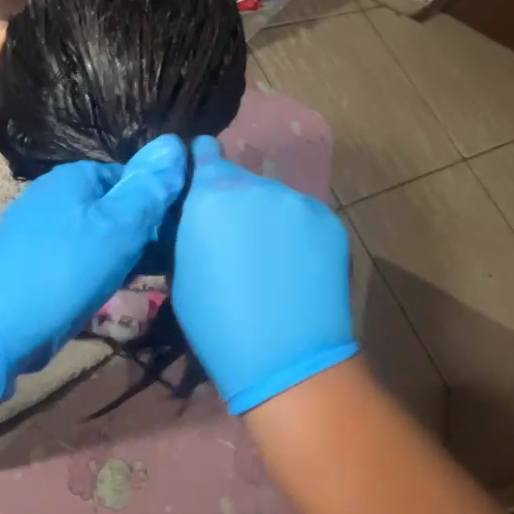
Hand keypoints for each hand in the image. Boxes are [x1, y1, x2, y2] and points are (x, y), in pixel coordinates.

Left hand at [0, 136, 186, 398]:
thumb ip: (149, 190)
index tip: (181, 235)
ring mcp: (42, 228)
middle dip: (142, 232)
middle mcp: (56, 194)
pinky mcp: (37, 260)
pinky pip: (80, 256)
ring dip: (124, 254)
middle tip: (168, 263)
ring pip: (99, 234)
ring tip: (147, 279)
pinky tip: (113, 290)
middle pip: (115, 206)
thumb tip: (175, 143)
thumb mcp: (117, 228)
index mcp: (74, 176)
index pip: (133, 178)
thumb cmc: (64, 270)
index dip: (160, 204)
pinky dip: (100, 269)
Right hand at [173, 136, 357, 413]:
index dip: (200, 163)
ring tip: (269, 261)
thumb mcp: (182, 269)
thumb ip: (190, 226)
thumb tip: (197, 213)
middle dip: (234, 202)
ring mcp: (297, 202)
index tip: (200, 181)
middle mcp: (255, 186)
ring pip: (274, 200)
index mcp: (210, 193)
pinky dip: (297, 236)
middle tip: (233, 240)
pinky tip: (296, 269)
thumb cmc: (217, 323)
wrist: (288, 361)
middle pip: (240, 181)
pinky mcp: (331, 223)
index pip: (204, 152)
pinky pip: (304, 219)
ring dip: (267, 219)